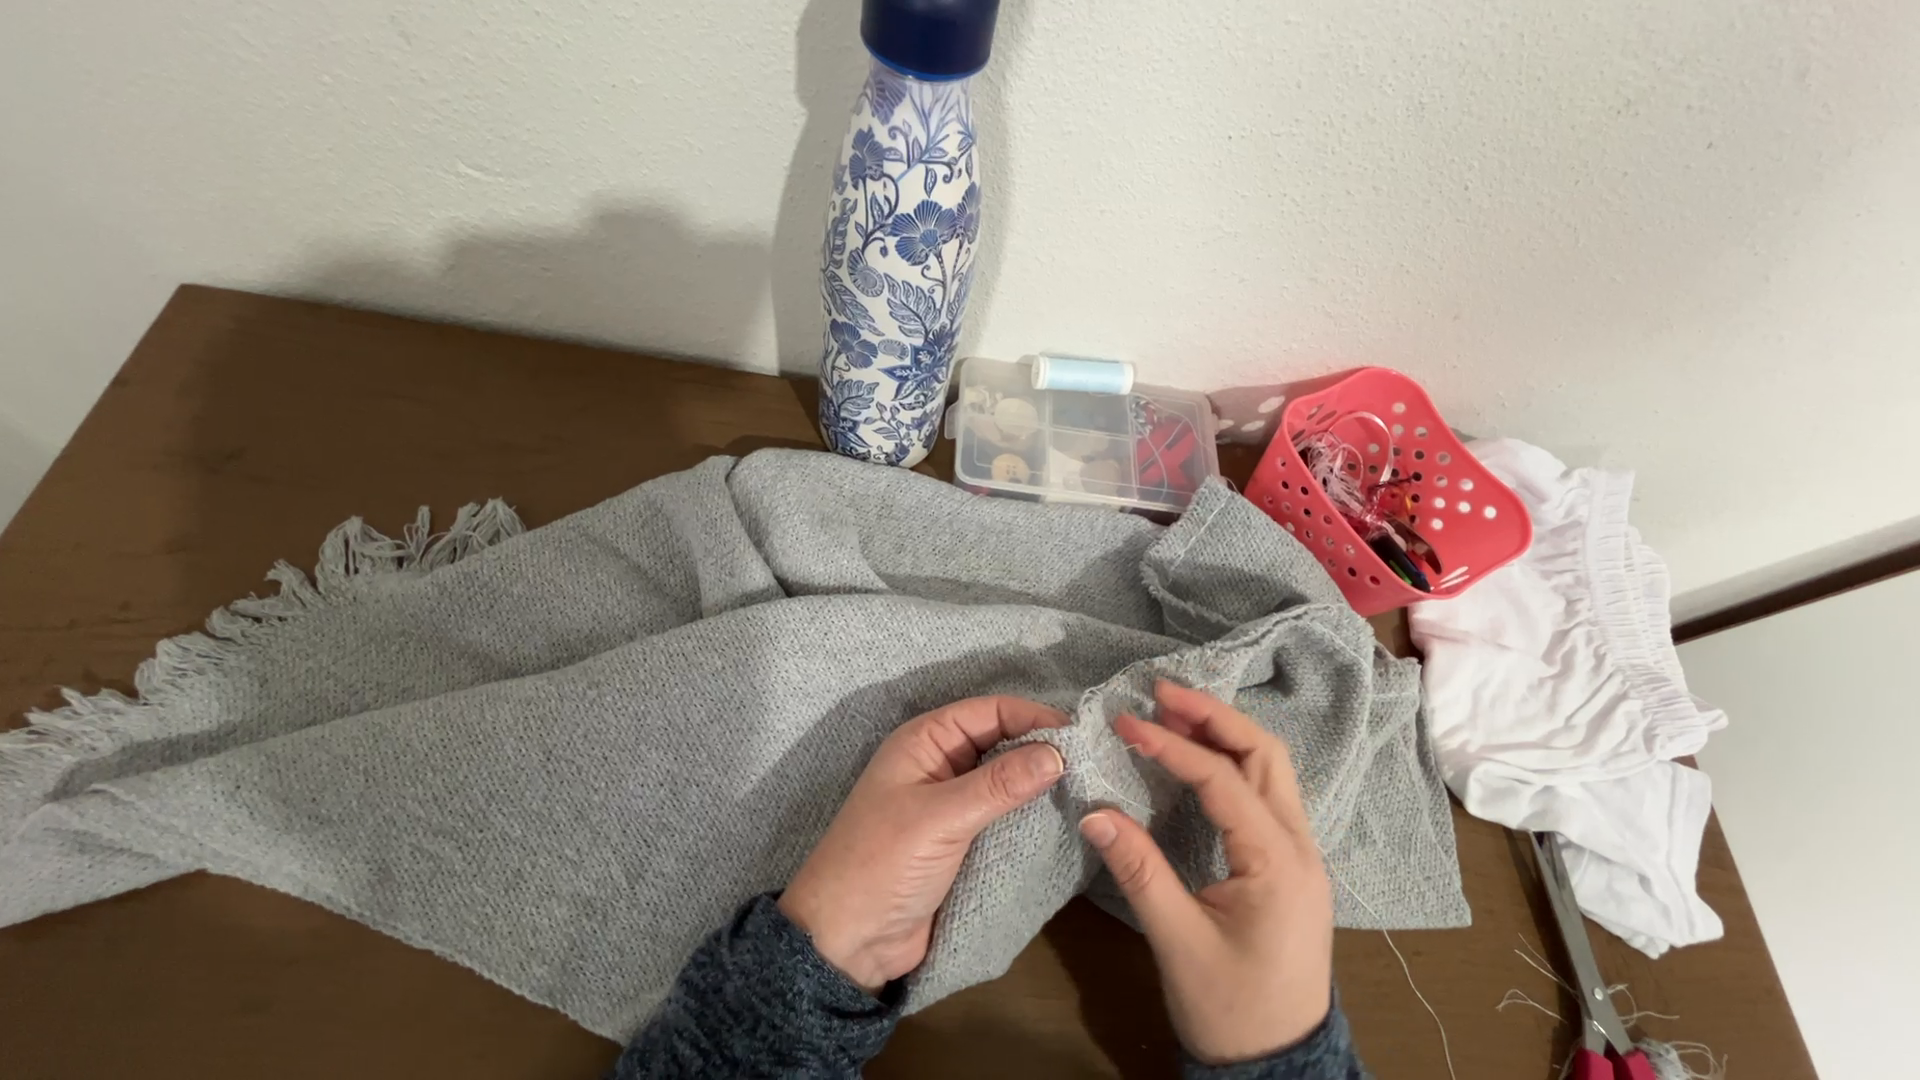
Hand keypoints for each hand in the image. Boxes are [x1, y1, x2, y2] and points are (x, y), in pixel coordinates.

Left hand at [779, 696, 1068, 992]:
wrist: (847, 941)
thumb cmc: (882, 863)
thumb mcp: (940, 818)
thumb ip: (999, 784)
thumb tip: (1057, 753)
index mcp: (926, 740)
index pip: (991, 712)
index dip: (1035, 717)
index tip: (1082, 736)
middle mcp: (942, 762)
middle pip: (1002, 740)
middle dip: (1042, 748)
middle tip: (1095, 763)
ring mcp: (953, 801)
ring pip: (1006, 777)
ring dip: (1040, 782)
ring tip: (1089, 788)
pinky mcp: (963, 837)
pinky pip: (1003, 812)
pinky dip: (1031, 812)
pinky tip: (1064, 818)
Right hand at [1078, 681, 1334, 1064]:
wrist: (1279, 1066)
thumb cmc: (1231, 1009)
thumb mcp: (1178, 942)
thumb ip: (1139, 870)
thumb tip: (1094, 812)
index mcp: (1278, 862)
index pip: (1222, 779)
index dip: (1172, 745)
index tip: (1124, 722)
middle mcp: (1299, 846)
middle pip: (1265, 754)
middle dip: (1213, 715)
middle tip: (1159, 694)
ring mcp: (1300, 852)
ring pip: (1271, 768)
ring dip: (1225, 732)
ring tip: (1173, 712)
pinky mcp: (1288, 862)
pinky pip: (1265, 791)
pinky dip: (1231, 760)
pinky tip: (1197, 757)